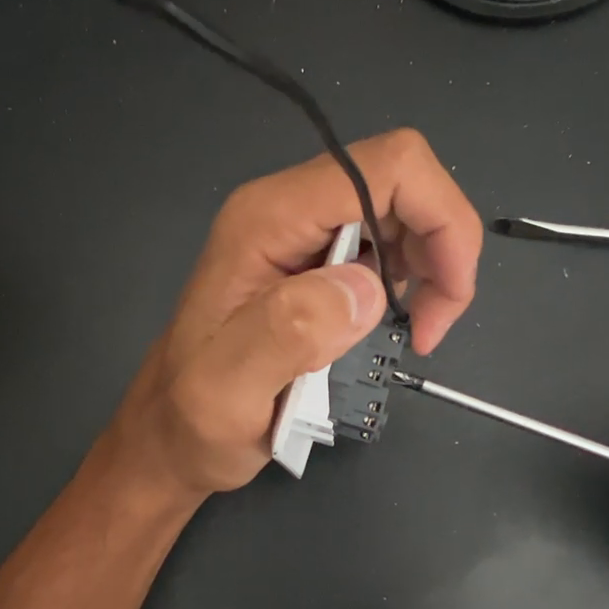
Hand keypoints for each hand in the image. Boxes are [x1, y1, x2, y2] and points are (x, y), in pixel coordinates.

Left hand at [101, 129, 481, 498]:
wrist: (167, 439)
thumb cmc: (191, 424)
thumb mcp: (227, 391)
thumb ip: (288, 332)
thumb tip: (366, 288)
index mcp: (267, 221)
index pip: (388, 169)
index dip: (441, 222)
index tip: (441, 307)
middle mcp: (285, 212)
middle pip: (403, 183)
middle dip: (440, 251)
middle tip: (427, 330)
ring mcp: (298, 234)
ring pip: (400, 212)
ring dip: (429, 270)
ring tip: (411, 333)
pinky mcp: (310, 260)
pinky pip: (384, 245)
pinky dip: (409, 283)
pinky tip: (389, 326)